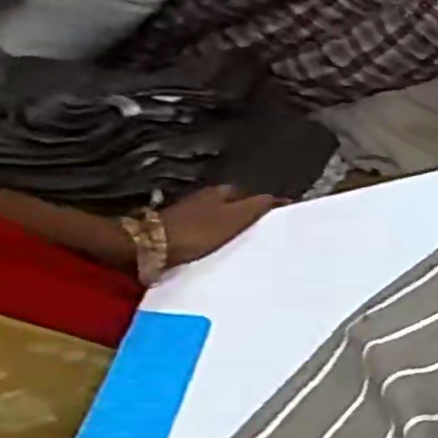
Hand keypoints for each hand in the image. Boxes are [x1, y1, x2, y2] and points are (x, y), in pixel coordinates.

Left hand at [160, 184, 280, 265]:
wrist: (150, 245)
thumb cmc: (199, 230)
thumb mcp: (236, 217)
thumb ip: (258, 206)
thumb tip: (280, 198)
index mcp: (223, 192)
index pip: (256, 195)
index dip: (272, 205)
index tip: (287, 217)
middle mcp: (207, 196)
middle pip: (238, 203)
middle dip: (253, 212)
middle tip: (270, 228)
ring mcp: (191, 210)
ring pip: (224, 213)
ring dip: (237, 222)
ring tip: (252, 236)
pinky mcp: (181, 225)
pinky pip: (211, 225)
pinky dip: (222, 231)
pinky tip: (227, 241)